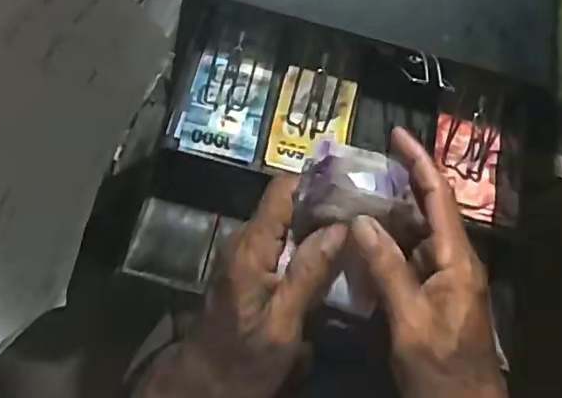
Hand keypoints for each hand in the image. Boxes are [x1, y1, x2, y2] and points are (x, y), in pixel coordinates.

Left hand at [139, 175, 348, 397]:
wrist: (202, 388)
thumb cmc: (242, 361)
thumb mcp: (282, 325)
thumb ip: (308, 274)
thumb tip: (340, 228)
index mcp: (252, 245)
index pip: (281, 189)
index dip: (315, 184)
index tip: (348, 193)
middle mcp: (244, 238)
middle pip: (286, 204)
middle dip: (322, 208)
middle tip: (358, 219)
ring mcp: (244, 252)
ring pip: (285, 223)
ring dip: (315, 228)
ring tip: (350, 238)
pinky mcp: (247, 267)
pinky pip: (279, 242)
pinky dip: (303, 246)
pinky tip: (327, 261)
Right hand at [348, 126, 505, 397]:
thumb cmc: (442, 368)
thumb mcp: (410, 321)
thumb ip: (387, 269)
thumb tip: (361, 221)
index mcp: (457, 257)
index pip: (438, 195)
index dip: (419, 160)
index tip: (396, 133)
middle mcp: (455, 257)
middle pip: (429, 206)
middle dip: (403, 178)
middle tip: (369, 159)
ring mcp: (446, 275)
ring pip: (418, 229)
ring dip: (392, 209)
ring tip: (360, 190)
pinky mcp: (436, 291)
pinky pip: (413, 253)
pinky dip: (390, 239)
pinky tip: (367, 235)